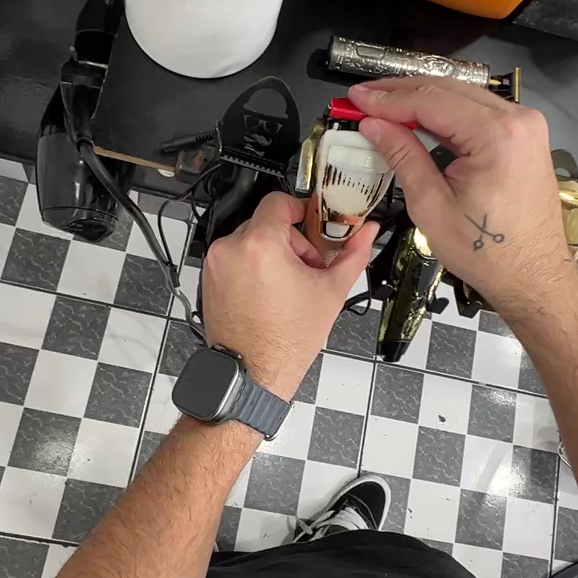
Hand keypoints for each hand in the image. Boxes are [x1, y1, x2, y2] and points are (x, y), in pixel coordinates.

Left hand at [201, 191, 377, 399]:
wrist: (253, 375)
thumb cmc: (285, 341)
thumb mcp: (331, 292)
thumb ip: (353, 254)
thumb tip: (367, 232)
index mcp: (260, 245)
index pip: (280, 201)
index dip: (302, 210)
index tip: (313, 225)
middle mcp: (231, 249)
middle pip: (268, 224)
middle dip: (293, 242)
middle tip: (309, 268)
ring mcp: (216, 265)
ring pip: (252, 241)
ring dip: (274, 254)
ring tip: (290, 285)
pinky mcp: (210, 279)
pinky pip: (237, 258)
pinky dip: (255, 267)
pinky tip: (271, 293)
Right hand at [348, 79, 577, 324]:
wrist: (533, 276)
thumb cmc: (485, 252)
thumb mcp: (431, 206)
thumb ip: (402, 156)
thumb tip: (373, 125)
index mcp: (496, 135)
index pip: (431, 101)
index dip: (388, 99)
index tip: (356, 98)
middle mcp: (518, 120)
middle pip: (448, 90)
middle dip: (402, 92)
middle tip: (363, 97)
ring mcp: (526, 126)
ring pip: (463, 97)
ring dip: (422, 99)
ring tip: (383, 105)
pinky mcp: (525, 137)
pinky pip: (479, 112)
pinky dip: (446, 113)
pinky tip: (418, 117)